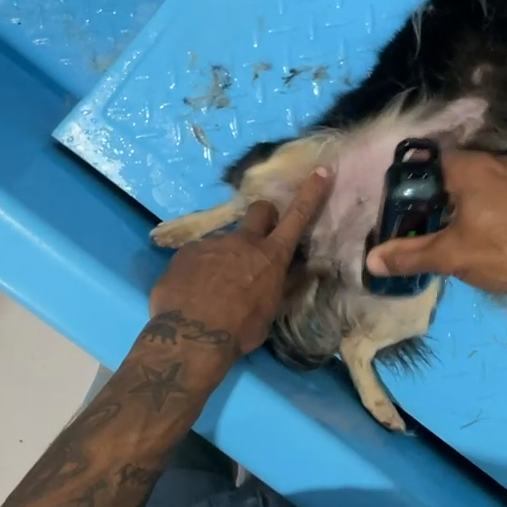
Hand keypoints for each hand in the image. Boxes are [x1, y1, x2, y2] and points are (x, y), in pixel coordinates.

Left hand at [146, 168, 332, 356]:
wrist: (190, 336)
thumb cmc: (239, 330)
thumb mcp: (269, 312)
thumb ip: (282, 285)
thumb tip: (303, 270)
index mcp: (271, 256)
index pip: (297, 217)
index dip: (310, 193)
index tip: (320, 171)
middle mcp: (243, 241)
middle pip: (259, 210)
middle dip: (263, 217)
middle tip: (258, 239)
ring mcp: (212, 243)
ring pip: (225, 240)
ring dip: (226, 255)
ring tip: (214, 286)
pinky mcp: (185, 252)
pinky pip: (198, 255)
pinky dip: (200, 268)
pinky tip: (193, 290)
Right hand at [365, 152, 506, 297]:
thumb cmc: (506, 250)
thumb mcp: (451, 255)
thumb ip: (409, 255)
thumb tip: (371, 261)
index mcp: (470, 166)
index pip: (427, 158)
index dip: (408, 181)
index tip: (398, 206)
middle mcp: (496, 161)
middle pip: (453, 172)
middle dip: (433, 197)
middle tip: (420, 225)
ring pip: (480, 183)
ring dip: (461, 204)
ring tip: (450, 235)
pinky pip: (502, 193)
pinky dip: (486, 209)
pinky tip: (487, 237)